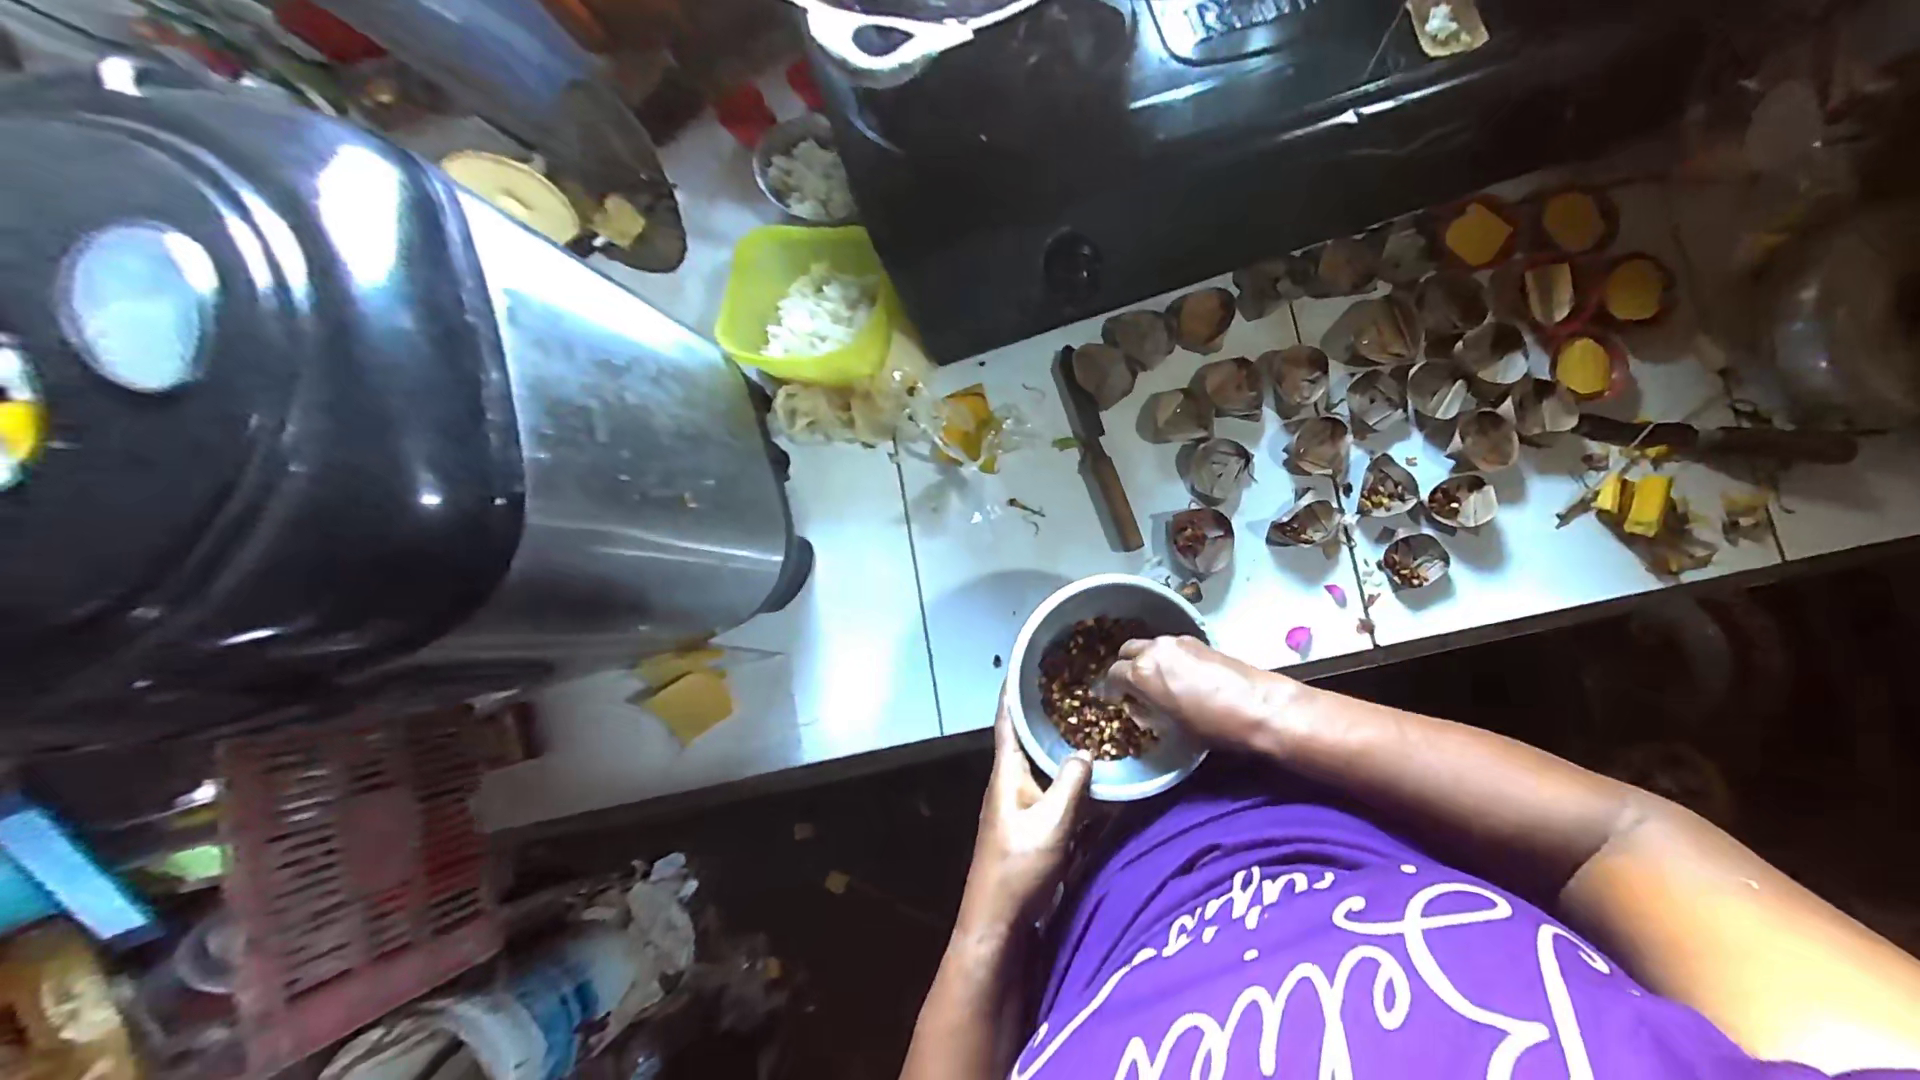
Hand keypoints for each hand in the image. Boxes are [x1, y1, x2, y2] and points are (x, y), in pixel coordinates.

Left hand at [959, 688, 1092, 933]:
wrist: (998, 919)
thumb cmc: (1017, 866)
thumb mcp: (1050, 823)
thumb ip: (1071, 785)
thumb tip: (1085, 752)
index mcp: (1006, 772)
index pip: (1007, 720)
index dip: (1014, 690)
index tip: (1027, 663)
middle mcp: (1011, 780)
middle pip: (1027, 737)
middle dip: (1045, 712)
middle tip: (1073, 688)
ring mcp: (1022, 801)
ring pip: (1042, 762)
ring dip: (1060, 744)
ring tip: (1088, 721)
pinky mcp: (1033, 821)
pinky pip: (1053, 787)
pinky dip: (1070, 776)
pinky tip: (1092, 773)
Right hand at [1105, 635, 1295, 748]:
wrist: (1260, 707)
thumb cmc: (1213, 725)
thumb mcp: (1171, 727)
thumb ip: (1146, 712)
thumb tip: (1137, 707)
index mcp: (1141, 672)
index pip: (1112, 675)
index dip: (1112, 689)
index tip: (1118, 700)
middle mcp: (1154, 649)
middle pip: (1127, 652)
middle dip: (1126, 667)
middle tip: (1134, 687)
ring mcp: (1176, 642)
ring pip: (1149, 646)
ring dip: (1147, 660)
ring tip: (1158, 681)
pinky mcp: (1197, 641)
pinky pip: (1170, 647)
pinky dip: (1166, 658)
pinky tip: (1181, 676)